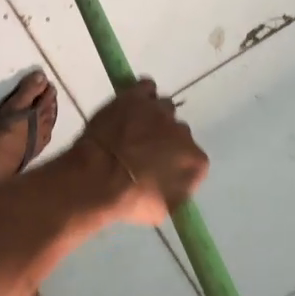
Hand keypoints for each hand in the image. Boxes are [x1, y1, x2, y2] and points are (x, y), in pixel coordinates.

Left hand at [71, 80, 208, 225]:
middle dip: (164, 138)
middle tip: (145, 148)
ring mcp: (158, 110)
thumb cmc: (131, 200)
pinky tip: (132, 103)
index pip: (193, 158)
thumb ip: (176, 190)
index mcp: (195, 160)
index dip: (176, 162)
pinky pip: (146, 86)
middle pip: (178, 131)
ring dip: (153, 115)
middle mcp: (182, 132)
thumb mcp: (163, 209)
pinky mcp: (136, 96)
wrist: (99, 175)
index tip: (162, 167)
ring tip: (135, 126)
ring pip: (163, 107)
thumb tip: (173, 182)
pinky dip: (142, 93)